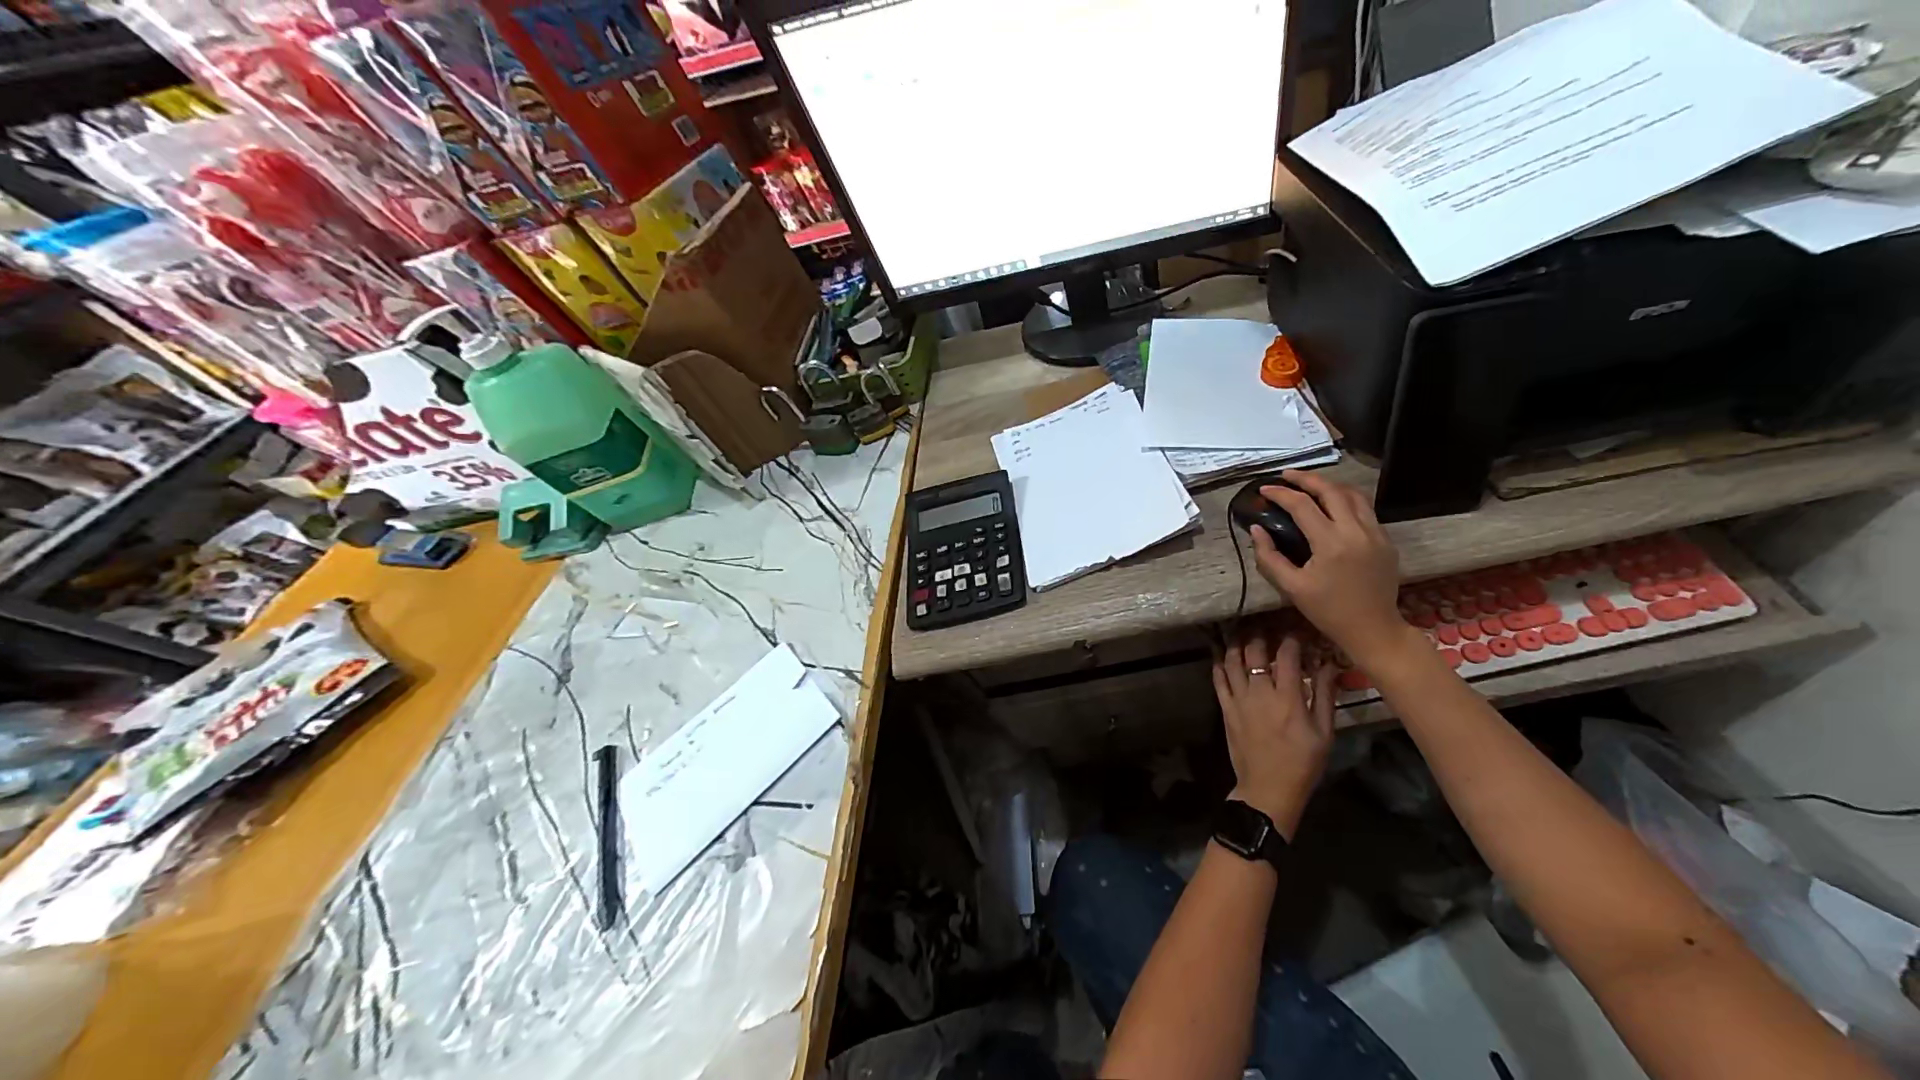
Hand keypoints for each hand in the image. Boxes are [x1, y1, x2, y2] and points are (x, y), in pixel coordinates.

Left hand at [1212, 622, 1335, 838]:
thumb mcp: (1324, 732)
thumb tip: (1329, 665)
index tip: (1297, 630)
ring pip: (1232, 661)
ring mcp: (1239, 699)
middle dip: (1260, 633)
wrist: (1268, 788)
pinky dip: (1219, 664)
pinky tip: (1221, 654)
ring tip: (1242, 632)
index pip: (1287, 654)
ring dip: (1236, 643)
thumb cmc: (1303, 762)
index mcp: (1288, 697)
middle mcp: (1260, 692)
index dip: (1292, 637)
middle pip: (1255, 651)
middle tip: (1265, 624)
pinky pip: (1218, 680)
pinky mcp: (1225, 709)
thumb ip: (1325, 695)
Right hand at [1249, 470, 1414, 670]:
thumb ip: (1269, 556)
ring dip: (1329, 485)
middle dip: (1306, 479)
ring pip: (1353, 495)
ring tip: (1310, 485)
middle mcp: (1356, 531)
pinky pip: (1365, 510)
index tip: (1264, 489)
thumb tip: (1256, 529)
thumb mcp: (1291, 587)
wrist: (1374, 628)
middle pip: (1331, 491)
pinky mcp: (1386, 540)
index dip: (1280, 493)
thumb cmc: (1328, 611)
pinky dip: (1346, 500)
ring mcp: (1376, 533)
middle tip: (1286, 475)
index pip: (1302, 505)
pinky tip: (1333, 506)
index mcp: (1331, 543)